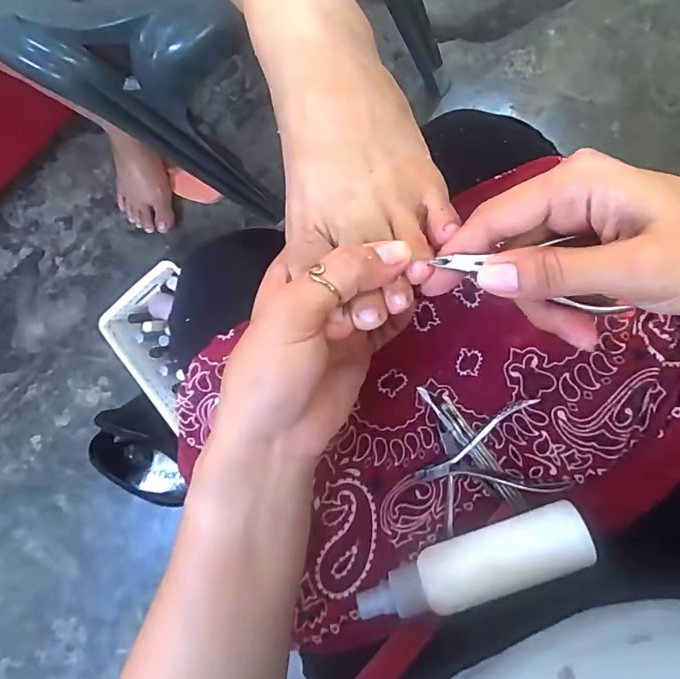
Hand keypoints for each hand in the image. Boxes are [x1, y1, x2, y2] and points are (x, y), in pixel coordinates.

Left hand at [209, 240, 415, 462]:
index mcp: (296, 270)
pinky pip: (390, 319)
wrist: (276, 437)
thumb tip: (398, 251)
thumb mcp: (296, 310)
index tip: (401, 252)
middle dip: (386, 272)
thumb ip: (342, 274)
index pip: (342, 241)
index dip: (372, 245)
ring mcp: (345, 317)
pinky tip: (407, 314)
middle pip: (367, 264)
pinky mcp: (364, 344)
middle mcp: (323, 289)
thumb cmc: (273, 367)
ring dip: (396, 293)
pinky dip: (402, 315)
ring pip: (382, 289)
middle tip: (397, 291)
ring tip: (398, 307)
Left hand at [255, 4, 456, 328]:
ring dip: (416, 277)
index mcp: (313, 223)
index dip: (343, 304)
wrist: (328, 74)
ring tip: (420, 286)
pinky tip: (447, 248)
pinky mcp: (423, 174)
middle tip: (393, 311)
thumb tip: (337, 275)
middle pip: (374, 274)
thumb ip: (316, 239)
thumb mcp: (299, 196)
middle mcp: (353, 217)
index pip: (329, 279)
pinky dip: (446, 239)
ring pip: (410, 254)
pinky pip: (441, 219)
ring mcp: (392, 196)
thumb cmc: (306, 135)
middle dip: (383, 300)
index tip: (355, 321)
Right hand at [420, 149, 679, 348]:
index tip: (429, 289)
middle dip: (529, 294)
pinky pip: (555, 272)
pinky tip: (593, 325)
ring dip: (552, 306)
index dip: (460, 251)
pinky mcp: (588, 237)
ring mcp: (578, 215)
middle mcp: (568, 191)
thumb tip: (482, 276)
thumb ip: (554, 273)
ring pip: (531, 266)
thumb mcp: (632, 271)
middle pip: (512, 245)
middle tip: (564, 331)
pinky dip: (567, 302)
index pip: (497, 215)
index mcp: (575, 182)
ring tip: (588, 334)